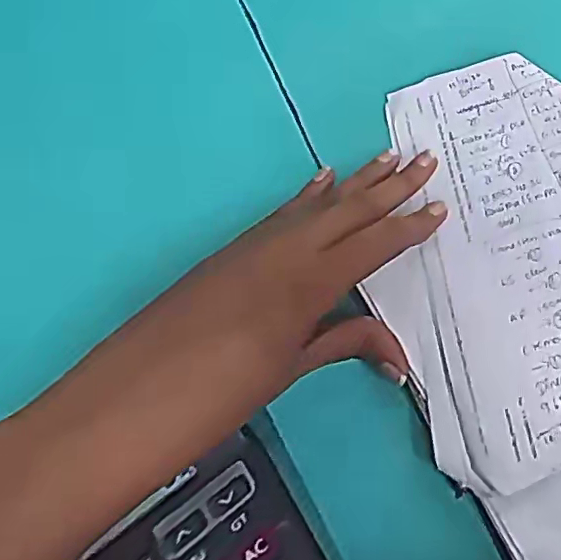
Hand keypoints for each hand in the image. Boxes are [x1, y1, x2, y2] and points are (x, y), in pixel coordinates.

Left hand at [24, 150, 445, 448]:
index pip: (373, 244)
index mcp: (308, 282)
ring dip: (356, 181)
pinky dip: (308, 196)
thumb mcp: (289, 370)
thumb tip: (398, 359)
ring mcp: (255, 245)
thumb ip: (345, 345)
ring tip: (386, 156)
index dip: (409, 226)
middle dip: (392, 185)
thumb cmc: (216, 395)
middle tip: (424, 158)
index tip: (438, 206)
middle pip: (351, 209)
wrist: (122, 403)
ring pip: (318, 203)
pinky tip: (322, 180)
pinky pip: (283, 213)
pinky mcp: (232, 250)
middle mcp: (286, 250)